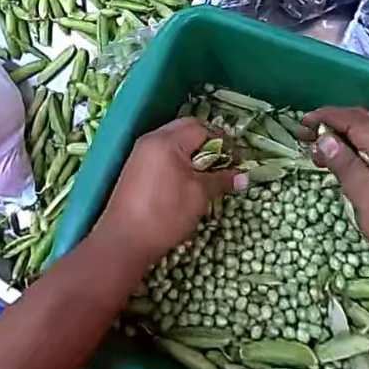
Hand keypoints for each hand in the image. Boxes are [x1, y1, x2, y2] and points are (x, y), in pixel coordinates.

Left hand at [97, 118, 243, 264]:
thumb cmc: (165, 214)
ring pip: (172, 139)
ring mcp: (140, 152)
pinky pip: (161, 151)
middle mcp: (151, 140)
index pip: (201, 128)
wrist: (124, 240)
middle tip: (222, 161)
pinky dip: (177, 157)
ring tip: (206, 171)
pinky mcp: (135, 166)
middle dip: (207, 140)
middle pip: (185, 128)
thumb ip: (221, 180)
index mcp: (167, 142)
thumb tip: (244, 176)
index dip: (222, 140)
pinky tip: (186, 177)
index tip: (236, 158)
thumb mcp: (199, 196)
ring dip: (192, 149)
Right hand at [303, 106, 368, 274]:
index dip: (326, 117)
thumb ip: (344, 164)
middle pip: (363, 119)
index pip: (353, 119)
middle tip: (307, 134)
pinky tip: (345, 158)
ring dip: (345, 132)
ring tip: (321, 149)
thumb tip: (324, 138)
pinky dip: (358, 143)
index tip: (302, 124)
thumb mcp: (365, 197)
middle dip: (333, 121)